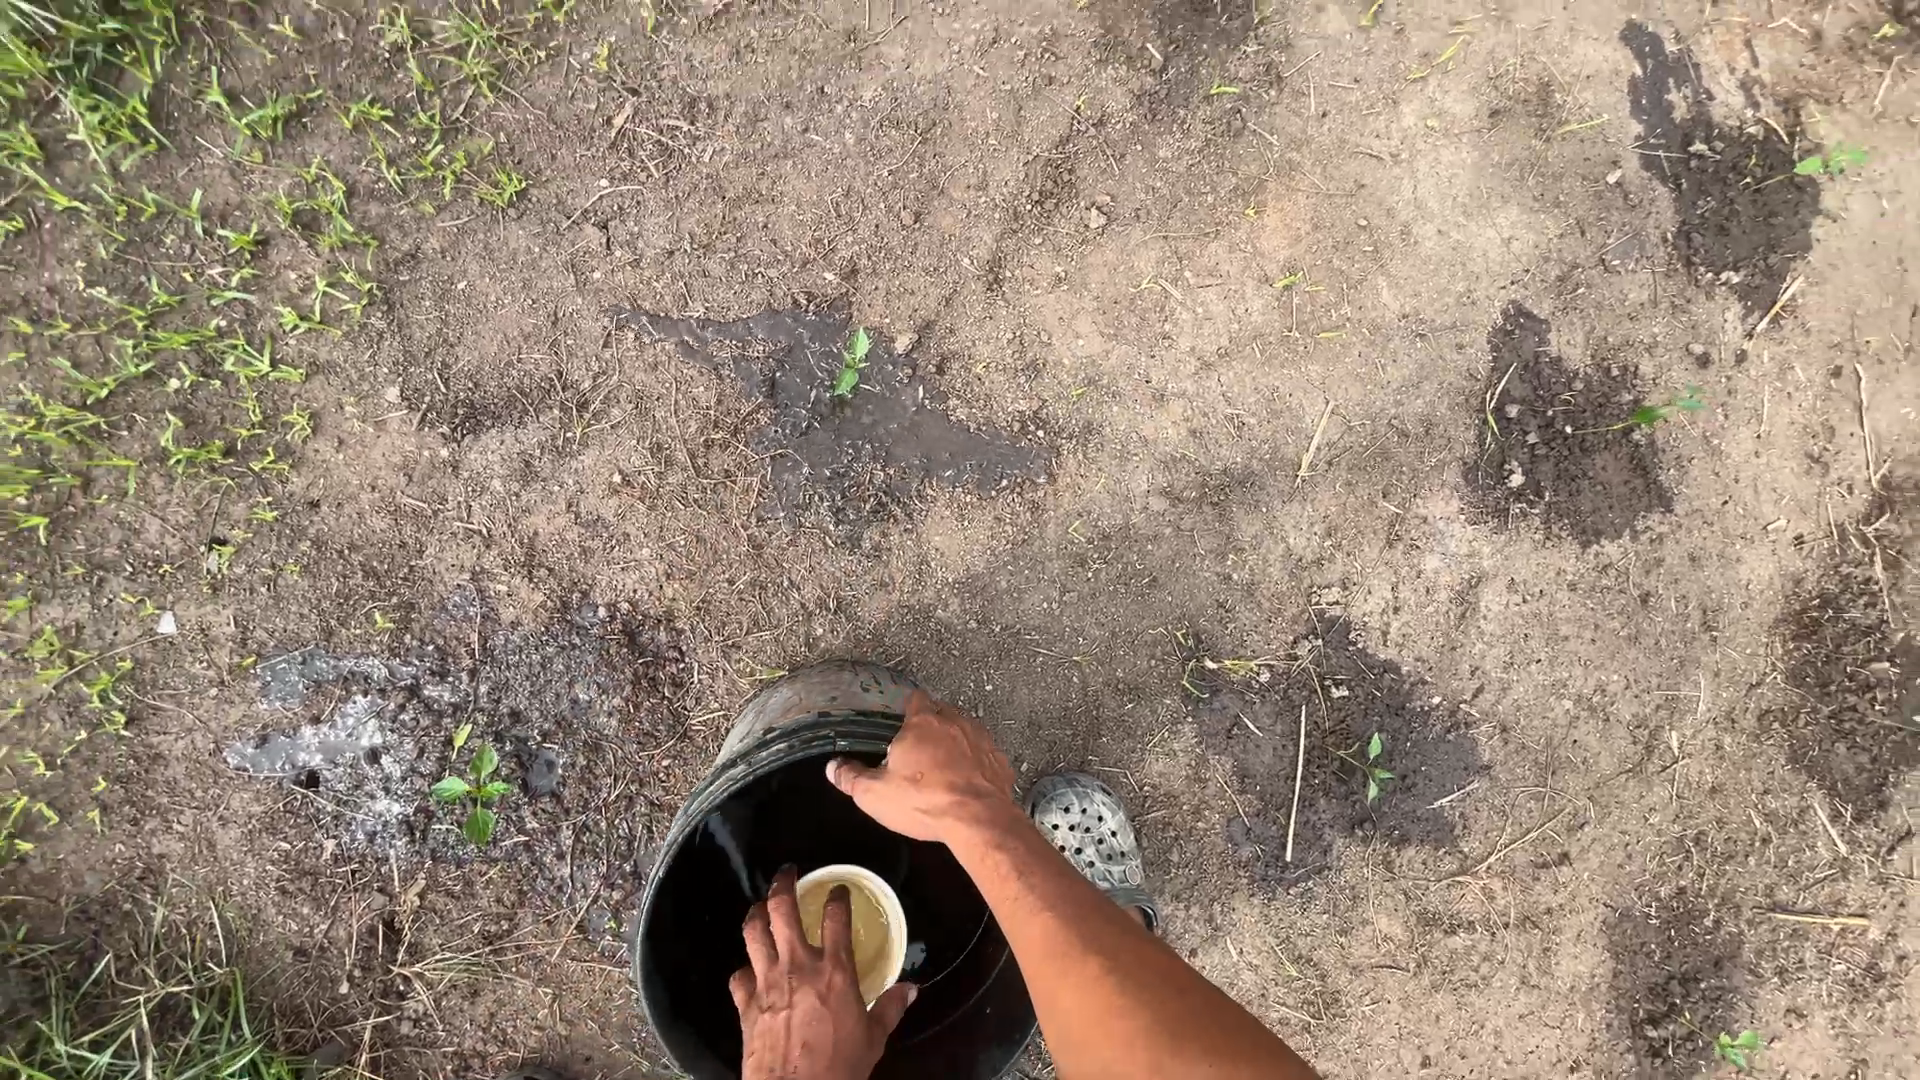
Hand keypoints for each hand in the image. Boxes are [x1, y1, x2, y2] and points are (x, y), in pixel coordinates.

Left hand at [733, 866, 916, 1079]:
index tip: (838, 889)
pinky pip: (738, 975)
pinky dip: (743, 969)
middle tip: (787, 872)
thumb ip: (890, 1008)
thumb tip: (912, 989)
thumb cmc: (839, 1067)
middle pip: (782, 909)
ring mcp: (767, 981)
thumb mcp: (873, 1038)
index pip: (836, 916)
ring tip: (761, 906)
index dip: (837, 896)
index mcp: (834, 969)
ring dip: (756, 914)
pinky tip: (749, 969)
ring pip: (754, 932)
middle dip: (783, 884)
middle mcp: (798, 964)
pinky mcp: (746, 1005)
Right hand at [826, 690, 1017, 845]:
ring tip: (943, 767)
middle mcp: (954, 722)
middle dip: (932, 726)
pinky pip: (983, 755)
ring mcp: (980, 739)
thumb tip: (834, 767)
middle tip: (920, 749)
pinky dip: (975, 764)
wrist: (977, 819)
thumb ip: (852, 777)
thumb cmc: (924, 801)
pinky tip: (966, 782)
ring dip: (955, 743)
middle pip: (941, 713)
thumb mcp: (875, 794)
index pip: (914, 700)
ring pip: (964, 732)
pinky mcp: (998, 759)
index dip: (908, 708)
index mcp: (922, 723)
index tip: (904, 718)